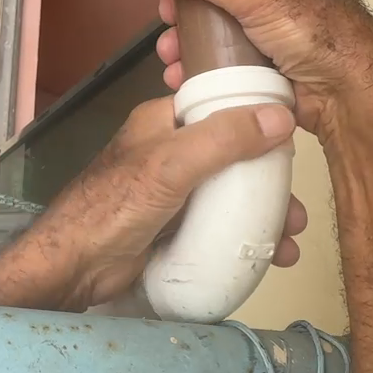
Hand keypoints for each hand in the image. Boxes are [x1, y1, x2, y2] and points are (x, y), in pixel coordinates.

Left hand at [0, 98, 304, 311]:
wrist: (75, 266)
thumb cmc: (115, 205)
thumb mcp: (172, 164)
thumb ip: (223, 139)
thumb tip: (281, 116)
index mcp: (164, 122)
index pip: (219, 106)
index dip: (257, 118)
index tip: (295, 140)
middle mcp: (171, 151)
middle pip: (233, 156)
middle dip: (270, 181)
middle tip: (297, 209)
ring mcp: (174, 192)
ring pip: (231, 195)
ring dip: (265, 215)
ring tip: (291, 241)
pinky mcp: (175, 226)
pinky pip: (220, 226)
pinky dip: (247, 238)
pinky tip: (272, 257)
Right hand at [148, 0, 372, 136]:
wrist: (347, 93)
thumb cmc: (314, 29)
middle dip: (185, 1)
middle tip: (167, 15)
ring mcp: (267, 27)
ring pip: (214, 25)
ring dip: (186, 38)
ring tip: (171, 54)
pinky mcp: (261, 62)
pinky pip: (222, 59)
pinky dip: (199, 67)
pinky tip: (181, 75)